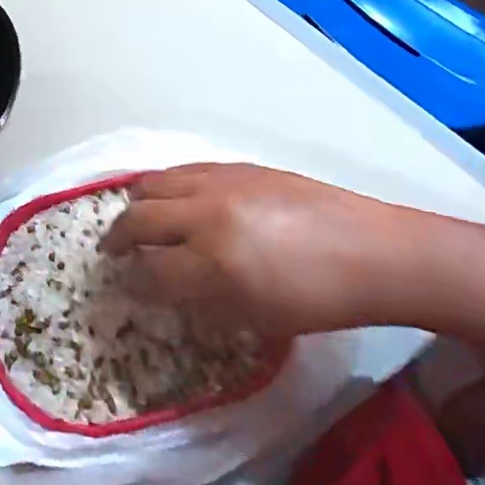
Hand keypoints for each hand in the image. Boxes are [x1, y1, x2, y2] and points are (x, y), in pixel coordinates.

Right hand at [101, 164, 439, 339]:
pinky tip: (171, 200)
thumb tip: (162, 289)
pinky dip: (163, 186)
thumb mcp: (255, 319)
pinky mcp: (232, 165)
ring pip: (151, 184)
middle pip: (138, 219)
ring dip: (136, 205)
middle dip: (117, 239)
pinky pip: (180, 170)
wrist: (371, 251)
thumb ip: (200, 302)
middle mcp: (206, 215)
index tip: (127, 286)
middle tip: (113, 252)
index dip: (132, 282)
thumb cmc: (318, 299)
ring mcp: (217, 183)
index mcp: (214, 263)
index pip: (148, 270)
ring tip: (137, 220)